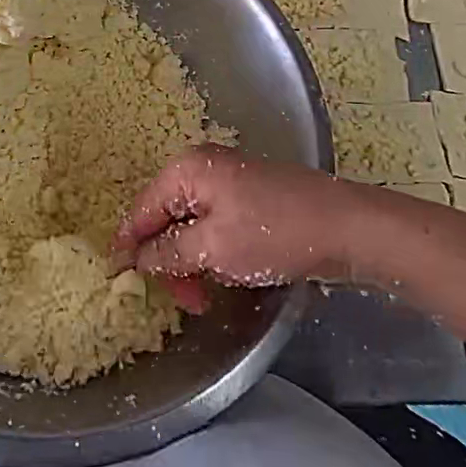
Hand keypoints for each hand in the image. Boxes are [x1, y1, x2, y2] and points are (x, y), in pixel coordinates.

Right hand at [112, 146, 358, 310]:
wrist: (351, 227)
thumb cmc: (276, 233)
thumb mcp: (214, 248)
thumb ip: (169, 252)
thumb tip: (137, 258)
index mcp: (186, 169)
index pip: (142, 208)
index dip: (128, 243)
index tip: (115, 273)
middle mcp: (201, 166)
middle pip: (166, 216)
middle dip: (168, 259)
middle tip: (183, 300)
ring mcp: (227, 179)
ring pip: (191, 224)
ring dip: (192, 260)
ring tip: (207, 295)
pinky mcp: (249, 196)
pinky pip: (214, 223)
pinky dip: (213, 250)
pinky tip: (226, 273)